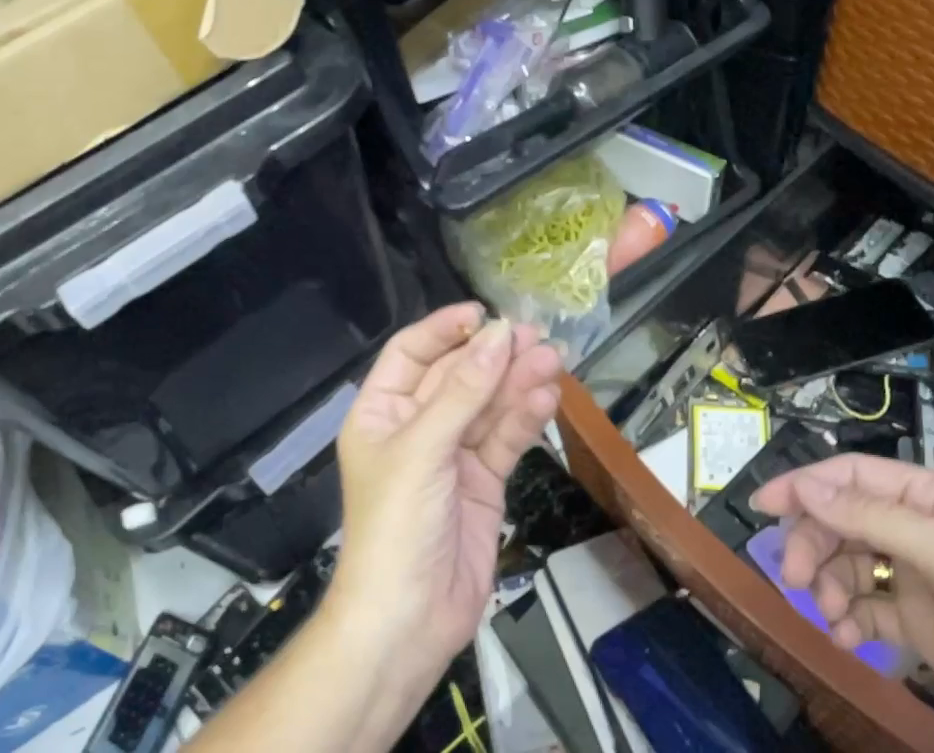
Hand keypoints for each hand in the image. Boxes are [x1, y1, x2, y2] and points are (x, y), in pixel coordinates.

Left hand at [332, 304, 562, 671]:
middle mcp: (415, 428)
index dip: (444, 331)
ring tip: (553, 358)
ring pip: (488, 406)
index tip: (483, 314)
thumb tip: (499, 335)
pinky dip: (525, 417)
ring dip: (518, 382)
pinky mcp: (483, 482)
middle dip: (493, 356)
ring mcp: (451, 456)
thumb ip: (463, 392)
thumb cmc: (395, 527)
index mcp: (380, 413)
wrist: (408, 619)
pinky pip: (505, 439)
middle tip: (536, 335)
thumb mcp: (422, 450)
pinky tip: (547, 395)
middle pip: (457, 377)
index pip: (411, 354)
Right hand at [751, 455, 933, 752]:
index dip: (803, 484)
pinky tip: (846, 638)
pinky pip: (867, 613)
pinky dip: (848, 622)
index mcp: (933, 498)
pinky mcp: (922, 628)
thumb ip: (874, 518)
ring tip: (829, 615)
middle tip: (792, 576)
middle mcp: (920, 532)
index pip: (852, 477)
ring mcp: (920, 581)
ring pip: (848, 567)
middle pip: (842, 522)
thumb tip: (805, 486)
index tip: (760, 504)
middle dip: (812, 544)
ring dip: (827, 586)